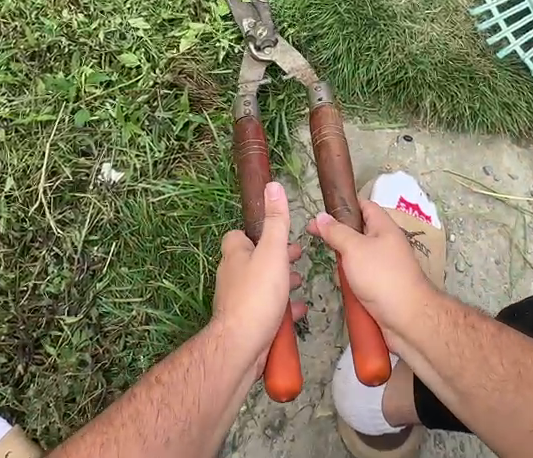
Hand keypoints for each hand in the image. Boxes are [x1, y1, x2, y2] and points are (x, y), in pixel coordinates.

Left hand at [212, 181, 306, 376]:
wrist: (241, 347)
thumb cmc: (257, 294)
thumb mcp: (272, 251)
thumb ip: (276, 220)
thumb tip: (273, 185)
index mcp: (235, 254)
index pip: (240, 235)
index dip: (258, 233)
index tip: (279, 234)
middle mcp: (232, 275)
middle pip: (254, 260)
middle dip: (276, 258)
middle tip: (298, 256)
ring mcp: (237, 301)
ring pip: (261, 285)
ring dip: (280, 282)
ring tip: (300, 282)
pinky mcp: (245, 323)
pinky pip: (266, 310)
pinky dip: (282, 308)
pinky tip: (298, 311)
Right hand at [309, 202, 434, 347]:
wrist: (407, 320)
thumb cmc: (381, 276)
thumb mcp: (353, 248)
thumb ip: (336, 231)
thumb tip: (321, 216)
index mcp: (384, 226)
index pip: (364, 205)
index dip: (344, 206)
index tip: (323, 213)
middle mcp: (386, 243)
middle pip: (359, 232)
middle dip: (340, 238)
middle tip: (322, 242)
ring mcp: (385, 267)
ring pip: (358, 258)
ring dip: (345, 264)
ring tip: (336, 271)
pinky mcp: (383, 287)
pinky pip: (362, 278)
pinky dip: (351, 282)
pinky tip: (344, 289)